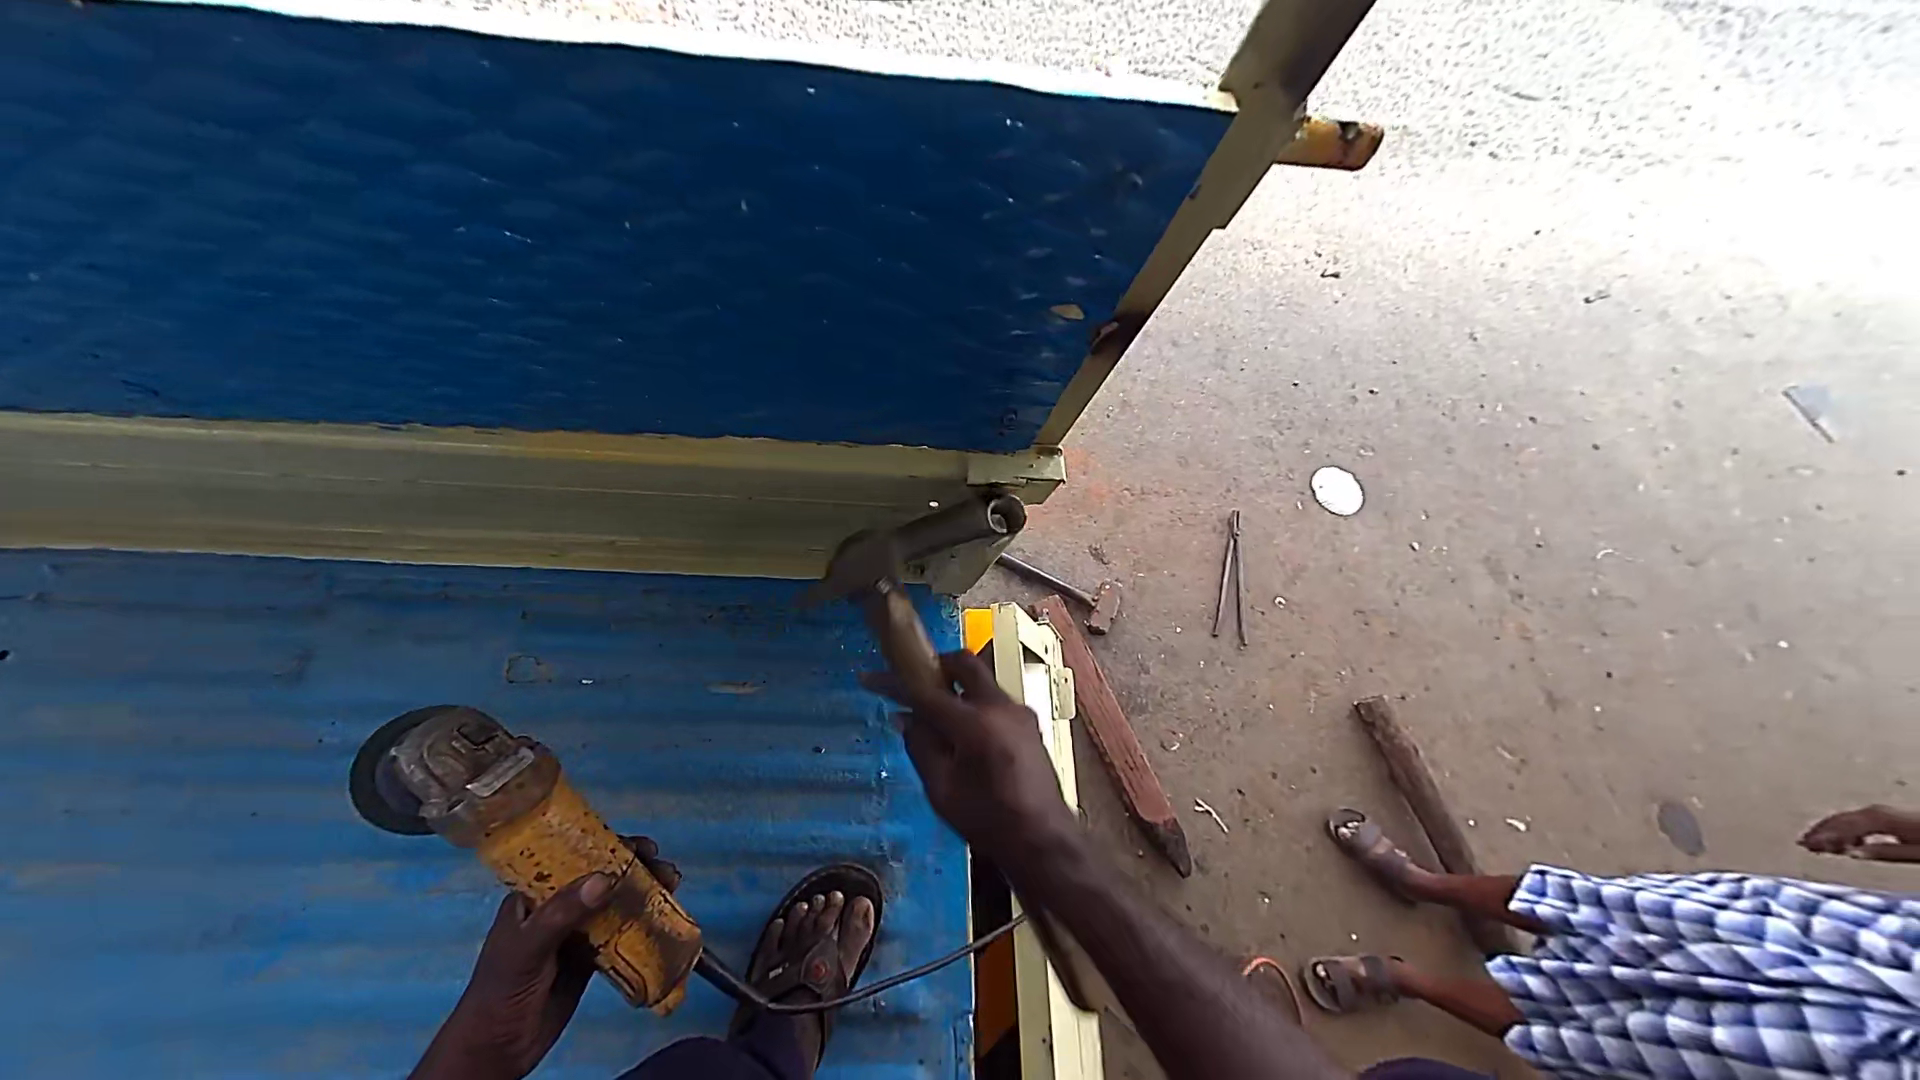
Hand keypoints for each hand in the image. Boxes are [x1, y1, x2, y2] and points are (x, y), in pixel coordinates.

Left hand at [411, 838, 680, 1079]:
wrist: (494, 1053)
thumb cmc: (499, 994)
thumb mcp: (525, 949)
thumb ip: (561, 914)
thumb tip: (604, 878)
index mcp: (535, 896)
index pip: (576, 857)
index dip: (610, 846)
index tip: (639, 846)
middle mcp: (558, 906)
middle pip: (604, 874)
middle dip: (636, 865)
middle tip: (661, 865)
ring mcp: (576, 931)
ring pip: (617, 899)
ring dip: (645, 888)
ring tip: (671, 883)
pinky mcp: (591, 955)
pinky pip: (622, 929)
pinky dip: (644, 918)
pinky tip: (663, 912)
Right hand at [864, 650, 1081, 872]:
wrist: (1043, 840)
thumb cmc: (988, 822)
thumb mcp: (942, 790)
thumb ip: (921, 746)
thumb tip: (905, 717)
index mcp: (975, 724)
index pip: (926, 693)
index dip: (894, 684)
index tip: (871, 677)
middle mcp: (1001, 707)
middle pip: (964, 663)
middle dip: (935, 666)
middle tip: (916, 683)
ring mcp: (1020, 712)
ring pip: (982, 680)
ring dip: (957, 687)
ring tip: (939, 718)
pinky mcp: (1029, 722)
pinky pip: (995, 699)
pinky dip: (975, 704)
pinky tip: (965, 735)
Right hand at [1800, 806, 1894, 853]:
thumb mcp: (1914, 852)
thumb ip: (1882, 853)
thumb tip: (1851, 854)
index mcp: (1878, 818)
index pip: (1841, 828)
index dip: (1822, 837)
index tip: (1803, 844)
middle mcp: (1874, 810)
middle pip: (1839, 821)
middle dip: (1819, 832)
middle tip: (1803, 842)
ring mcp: (1881, 811)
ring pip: (1846, 819)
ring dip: (1829, 830)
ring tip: (1818, 841)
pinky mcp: (1889, 814)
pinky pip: (1858, 819)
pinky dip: (1845, 828)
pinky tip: (1846, 838)